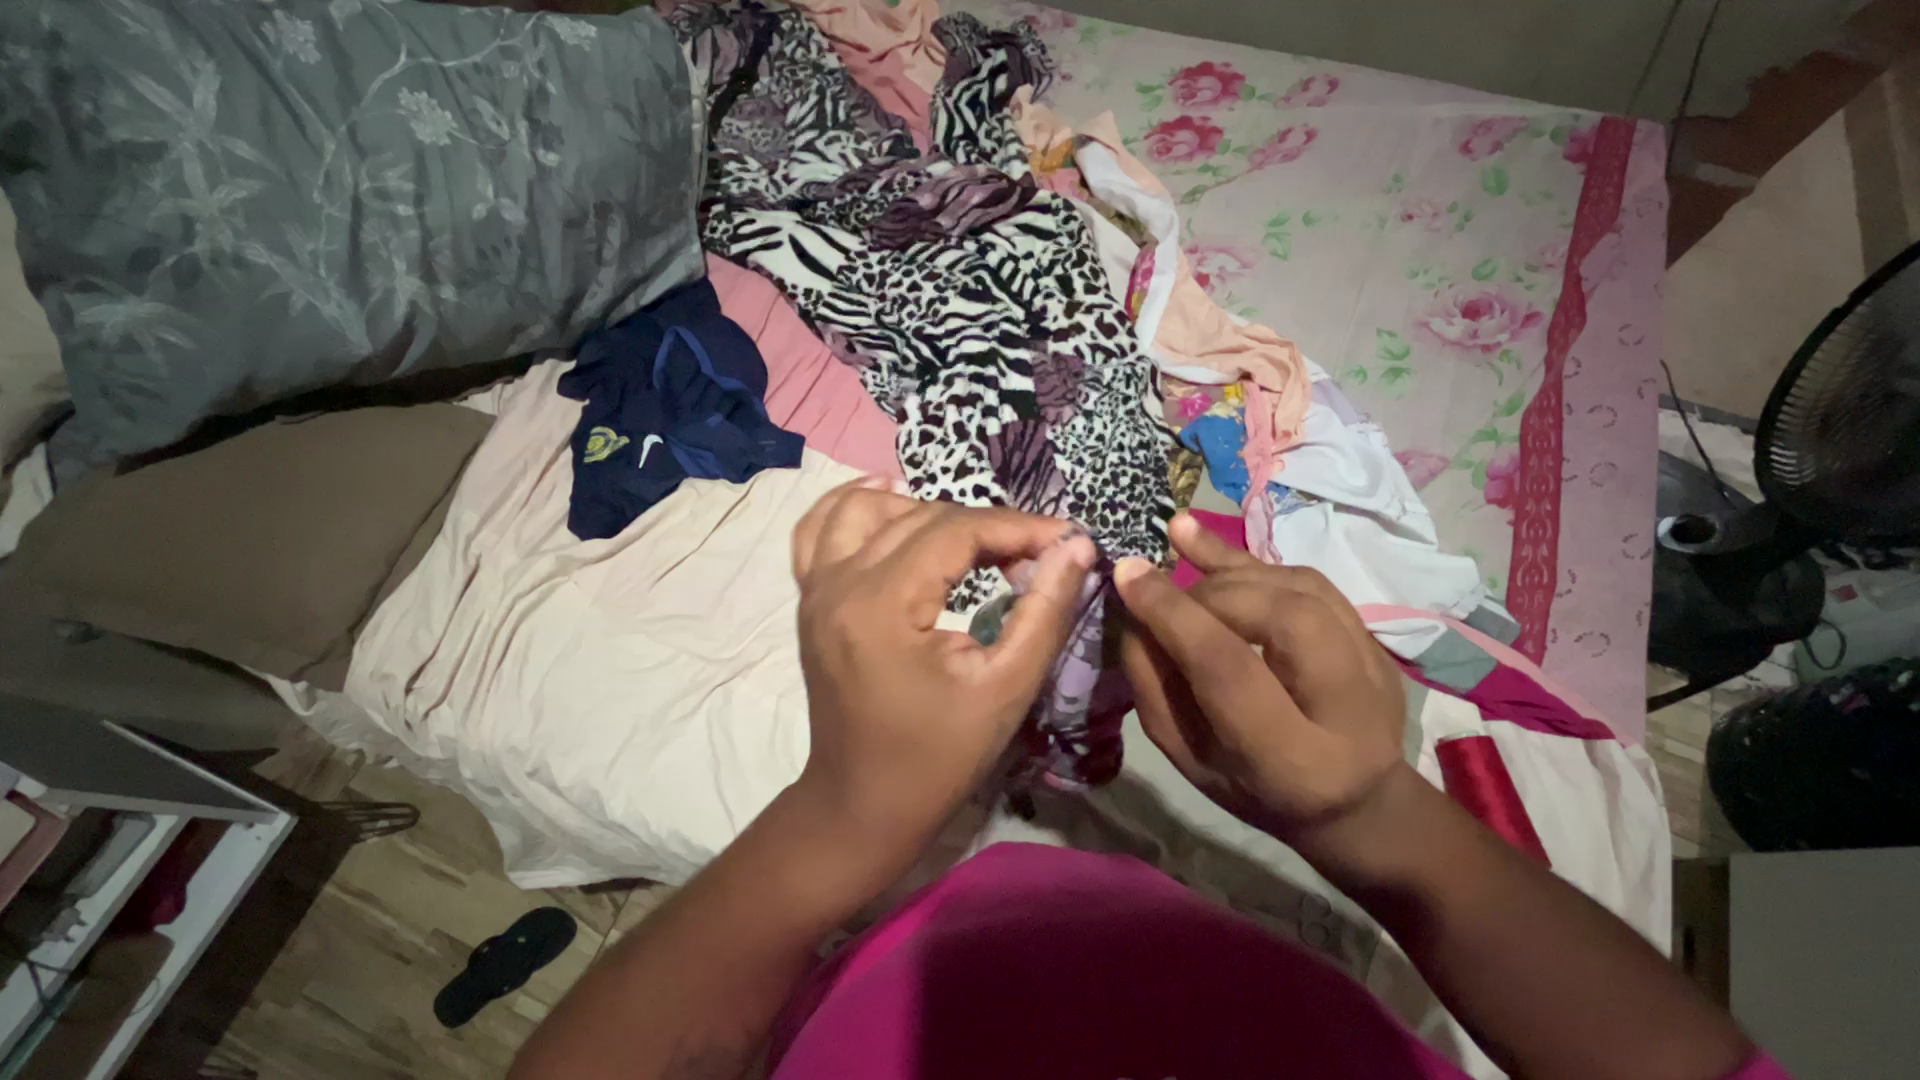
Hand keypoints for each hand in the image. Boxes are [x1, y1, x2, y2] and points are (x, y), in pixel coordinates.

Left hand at [789, 477, 1095, 865]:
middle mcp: (838, 582)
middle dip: (985, 525)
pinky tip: (889, 500)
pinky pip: (818, 528)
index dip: (1018, 527)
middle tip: (1033, 555)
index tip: (1066, 539)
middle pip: (919, 516)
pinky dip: (854, 506)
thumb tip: (1076, 546)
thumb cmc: (938, 756)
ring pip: (866, 509)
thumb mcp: (1005, 688)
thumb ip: (1043, 612)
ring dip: (924, 510)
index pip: (957, 531)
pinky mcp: (809, 599)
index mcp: (882, 605)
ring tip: (972, 539)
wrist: (863, 803)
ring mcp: (815, 588)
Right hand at [1114, 512, 1405, 851]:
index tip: (1129, 574)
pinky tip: (1210, 550)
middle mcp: (1346, 709)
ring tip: (1185, 568)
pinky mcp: (1377, 640)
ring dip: (1231, 572)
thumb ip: (1154, 689)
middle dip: (1207, 593)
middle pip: (1278, 616)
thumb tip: (1134, 614)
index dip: (1174, 614)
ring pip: (1301, 588)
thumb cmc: (1254, 790)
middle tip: (1165, 597)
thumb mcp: (1187, 759)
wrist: (1353, 801)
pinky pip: (1311, 578)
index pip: (1228, 668)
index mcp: (1290, 761)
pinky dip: (1256, 563)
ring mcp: (1374, 667)